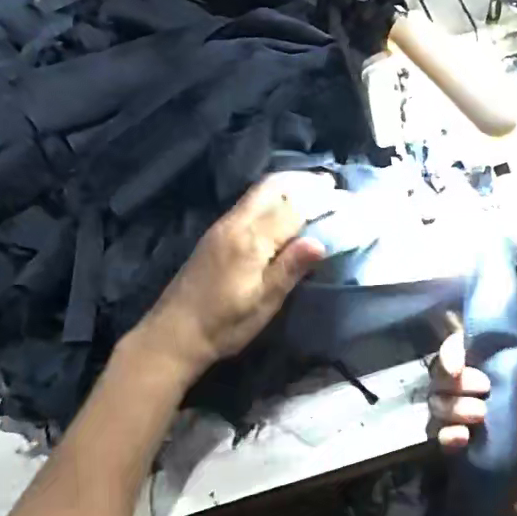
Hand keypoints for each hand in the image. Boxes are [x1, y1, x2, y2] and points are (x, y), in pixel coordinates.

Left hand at [135, 173, 326, 377]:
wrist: (173, 334)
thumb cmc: (224, 325)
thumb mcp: (263, 303)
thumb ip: (290, 269)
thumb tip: (320, 242)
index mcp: (250, 241)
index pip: (292, 207)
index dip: (319, 201)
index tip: (343, 198)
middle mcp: (235, 224)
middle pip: (272, 187)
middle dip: (303, 181)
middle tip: (330, 184)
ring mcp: (222, 226)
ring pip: (258, 192)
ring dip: (288, 185)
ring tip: (314, 189)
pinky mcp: (215, 233)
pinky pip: (249, 202)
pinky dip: (272, 195)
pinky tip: (284, 207)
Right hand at [429, 328, 516, 491]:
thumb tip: (501, 359)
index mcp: (501, 351)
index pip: (461, 339)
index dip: (452, 348)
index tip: (459, 364)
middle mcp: (481, 374)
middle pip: (441, 369)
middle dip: (452, 379)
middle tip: (483, 389)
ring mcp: (475, 407)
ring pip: (438, 400)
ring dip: (451, 406)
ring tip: (480, 416)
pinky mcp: (473, 439)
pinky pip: (442, 434)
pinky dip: (446, 435)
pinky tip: (463, 438)